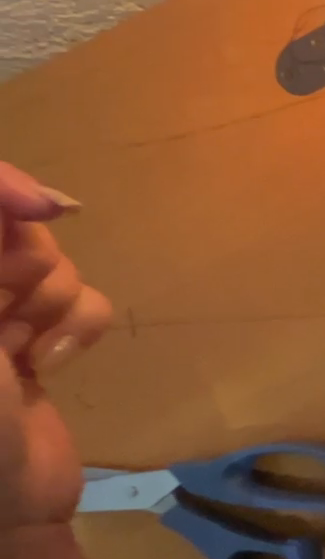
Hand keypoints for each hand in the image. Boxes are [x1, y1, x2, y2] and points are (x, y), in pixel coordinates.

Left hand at [0, 163, 109, 532]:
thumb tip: (30, 198)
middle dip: (29, 263)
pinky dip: (81, 324)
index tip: (50, 210)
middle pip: (2, 229)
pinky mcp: (18, 338)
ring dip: (57, 299)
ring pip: (43, 262)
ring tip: (33, 347)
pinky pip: (77, 300)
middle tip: (15, 313)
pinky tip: (55, 359)